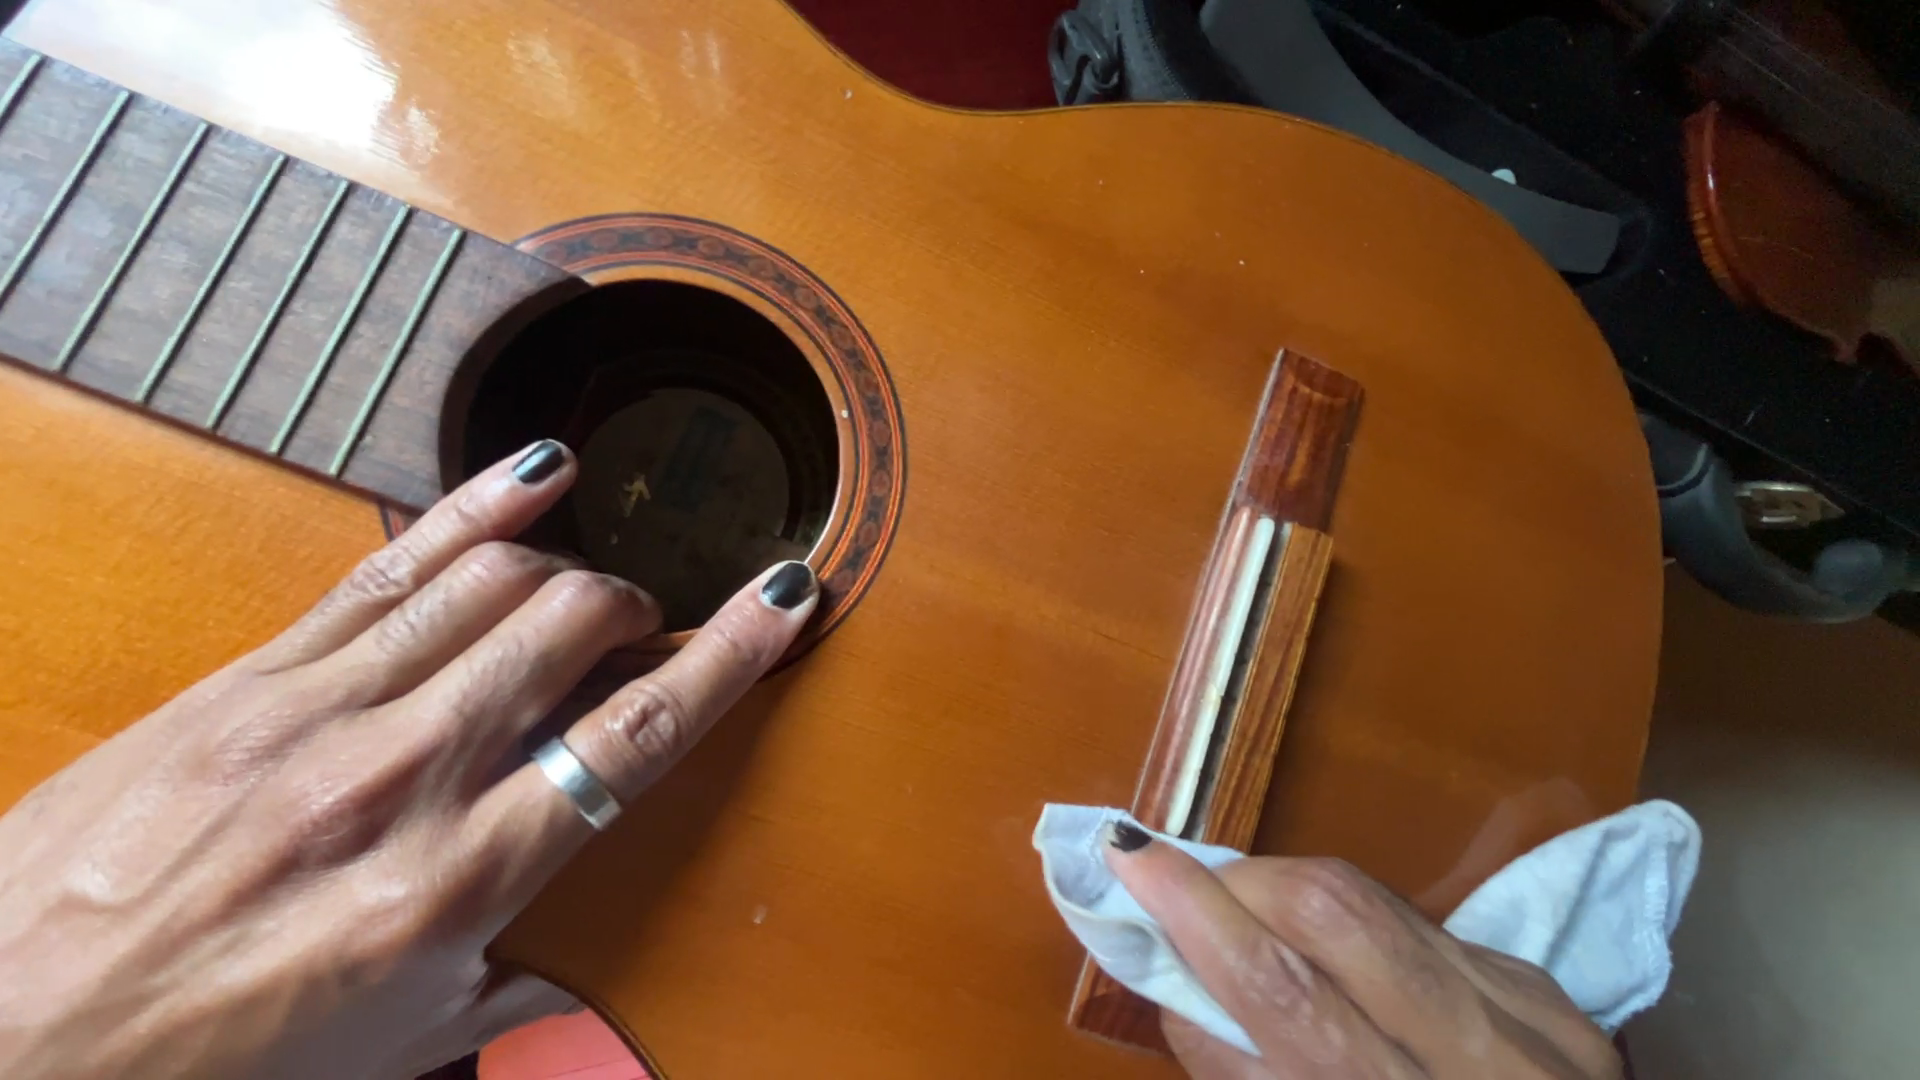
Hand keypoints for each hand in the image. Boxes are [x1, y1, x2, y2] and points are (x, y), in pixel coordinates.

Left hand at [0, 441, 818, 1079]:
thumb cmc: (212, 1066)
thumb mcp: (405, 1046)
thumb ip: (525, 984)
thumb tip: (605, 958)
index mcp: (455, 881)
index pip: (635, 736)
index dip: (728, 655)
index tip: (782, 599)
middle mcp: (401, 779)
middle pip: (574, 627)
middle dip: (638, 610)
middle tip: (642, 634)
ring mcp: (319, 712)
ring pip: (497, 581)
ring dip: (574, 574)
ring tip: (588, 596)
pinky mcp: (255, 676)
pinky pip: (393, 563)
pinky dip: (483, 508)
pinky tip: (543, 473)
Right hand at [1104, 826, 1621, 1078]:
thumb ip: (1233, 1061)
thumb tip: (1172, 953)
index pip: (1281, 991)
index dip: (1197, 915)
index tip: (1130, 857)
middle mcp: (1472, 1063)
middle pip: (1328, 917)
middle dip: (1232, 882)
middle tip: (1175, 876)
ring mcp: (1521, 1019)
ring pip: (1364, 898)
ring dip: (1275, 885)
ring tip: (1241, 906)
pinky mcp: (1539, 989)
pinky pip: (1403, 915)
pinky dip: (1336, 912)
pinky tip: (1325, 941)